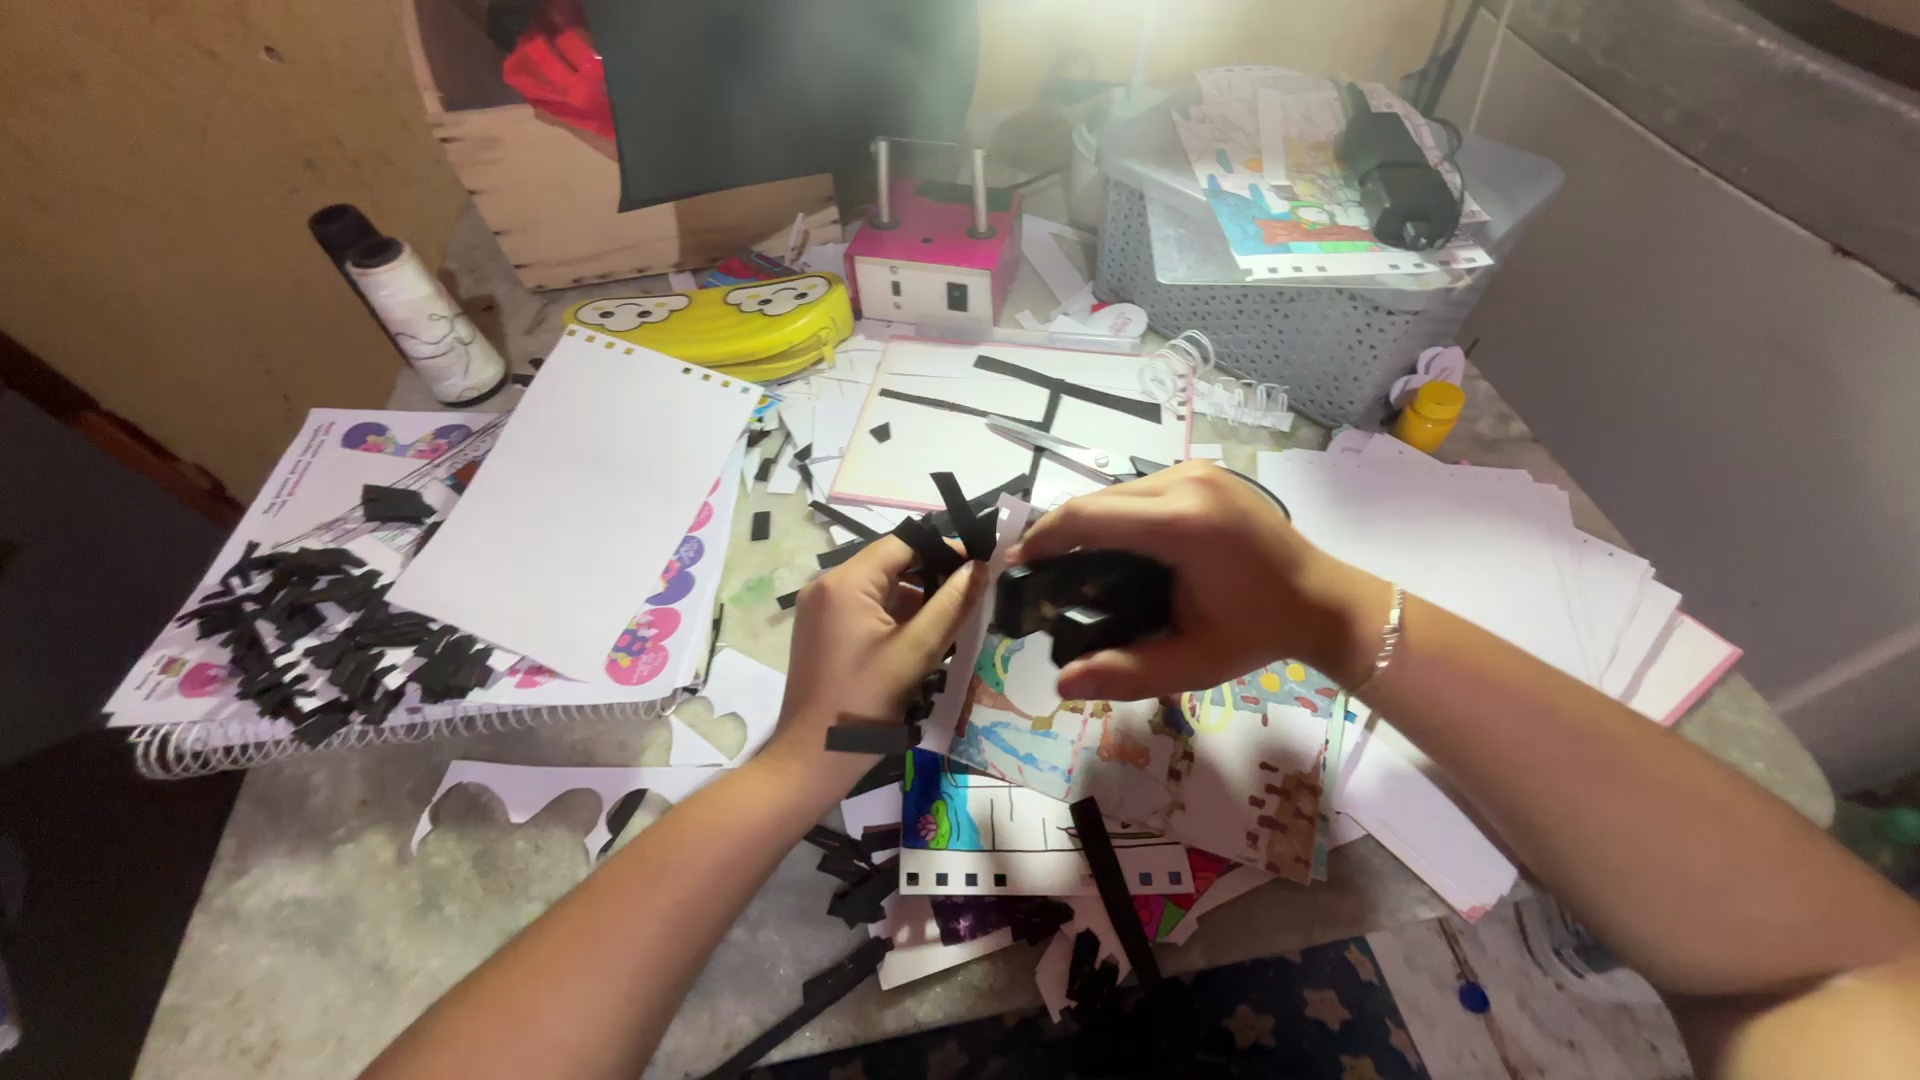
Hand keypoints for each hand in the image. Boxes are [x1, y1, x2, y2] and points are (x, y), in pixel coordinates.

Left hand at [765, 536, 984, 767]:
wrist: (813, 758)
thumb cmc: (865, 702)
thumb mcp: (917, 651)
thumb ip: (953, 604)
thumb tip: (981, 566)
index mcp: (845, 582)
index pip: (902, 543)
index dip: (944, 548)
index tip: (980, 563)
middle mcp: (826, 586)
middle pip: (890, 564)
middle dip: (932, 576)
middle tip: (972, 594)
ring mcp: (820, 609)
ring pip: (880, 588)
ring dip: (916, 599)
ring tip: (954, 620)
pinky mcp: (822, 630)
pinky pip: (865, 608)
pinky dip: (895, 617)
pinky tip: (923, 639)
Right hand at [1008, 460, 1388, 700]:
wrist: (1322, 600)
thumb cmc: (1257, 633)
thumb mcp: (1194, 663)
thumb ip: (1127, 672)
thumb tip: (1061, 684)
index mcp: (1185, 524)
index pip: (1089, 517)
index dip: (1043, 538)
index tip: (1016, 565)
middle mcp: (1188, 482)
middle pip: (1098, 500)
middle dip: (1060, 533)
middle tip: (1038, 574)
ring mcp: (1197, 471)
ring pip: (1116, 491)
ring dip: (1087, 523)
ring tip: (1069, 563)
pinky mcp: (1202, 472)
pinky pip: (1139, 489)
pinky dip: (1115, 515)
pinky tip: (1110, 547)